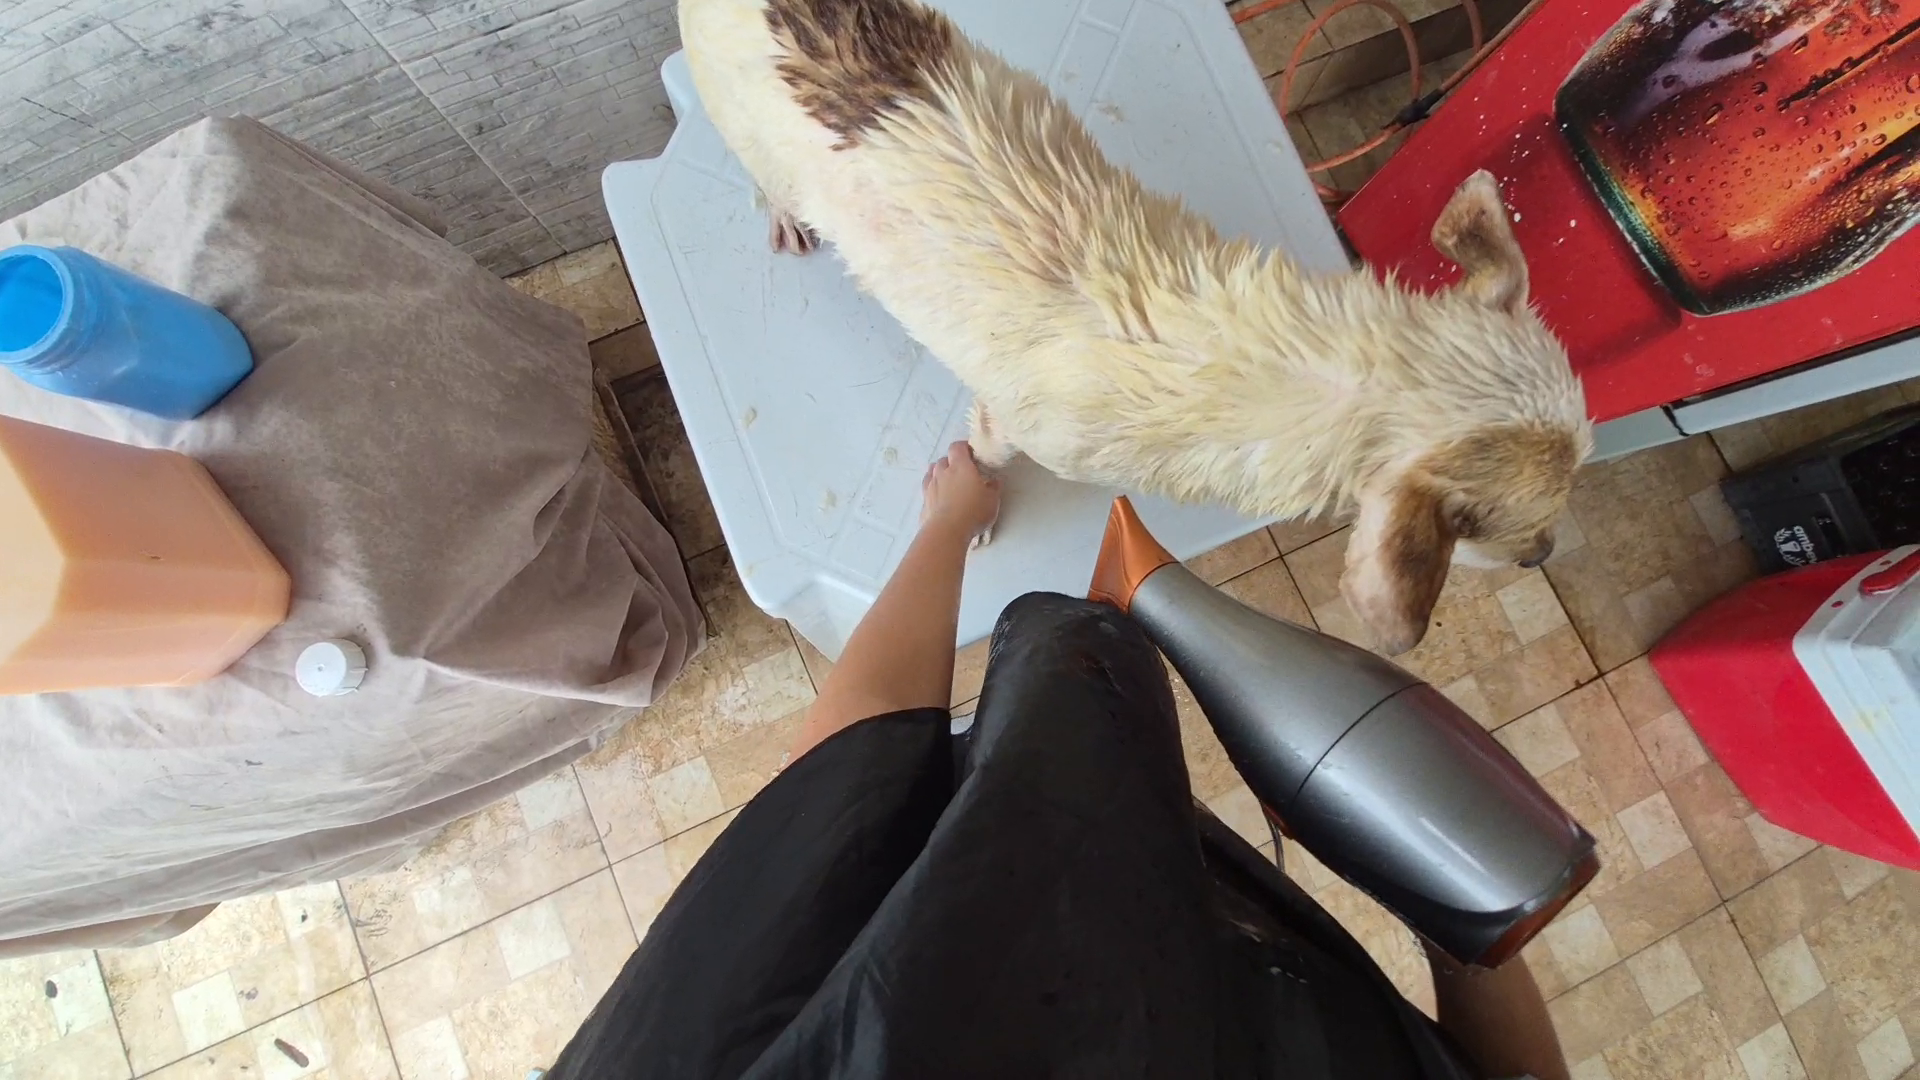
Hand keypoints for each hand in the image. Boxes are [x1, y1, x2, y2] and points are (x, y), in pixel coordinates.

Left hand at [921, 441, 1000, 541]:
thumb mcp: (992, 500)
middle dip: (952, 462)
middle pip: (944, 459)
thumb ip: (993, 488)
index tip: (972, 454)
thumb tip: (994, 481)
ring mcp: (930, 486)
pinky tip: (939, 497)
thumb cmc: (973, 511)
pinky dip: (933, 489)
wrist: (946, 531)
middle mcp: (942, 472)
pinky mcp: (923, 502)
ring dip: (940, 474)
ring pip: (932, 472)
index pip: (957, 447)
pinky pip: (927, 489)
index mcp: (960, 466)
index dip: (964, 447)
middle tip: (962, 472)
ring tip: (949, 483)